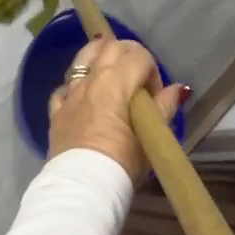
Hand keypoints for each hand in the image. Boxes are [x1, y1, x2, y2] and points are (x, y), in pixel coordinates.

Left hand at [47, 39, 187, 179]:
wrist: (83, 188)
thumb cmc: (122, 163)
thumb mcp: (150, 136)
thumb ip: (164, 108)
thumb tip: (177, 89)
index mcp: (115, 81)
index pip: (139, 55)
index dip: (153, 71)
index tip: (157, 96)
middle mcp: (90, 79)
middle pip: (110, 46)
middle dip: (128, 54)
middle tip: (139, 80)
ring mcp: (70, 93)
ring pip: (82, 58)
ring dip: (99, 58)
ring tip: (112, 76)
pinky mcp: (56, 111)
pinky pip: (65, 87)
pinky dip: (77, 86)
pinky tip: (84, 99)